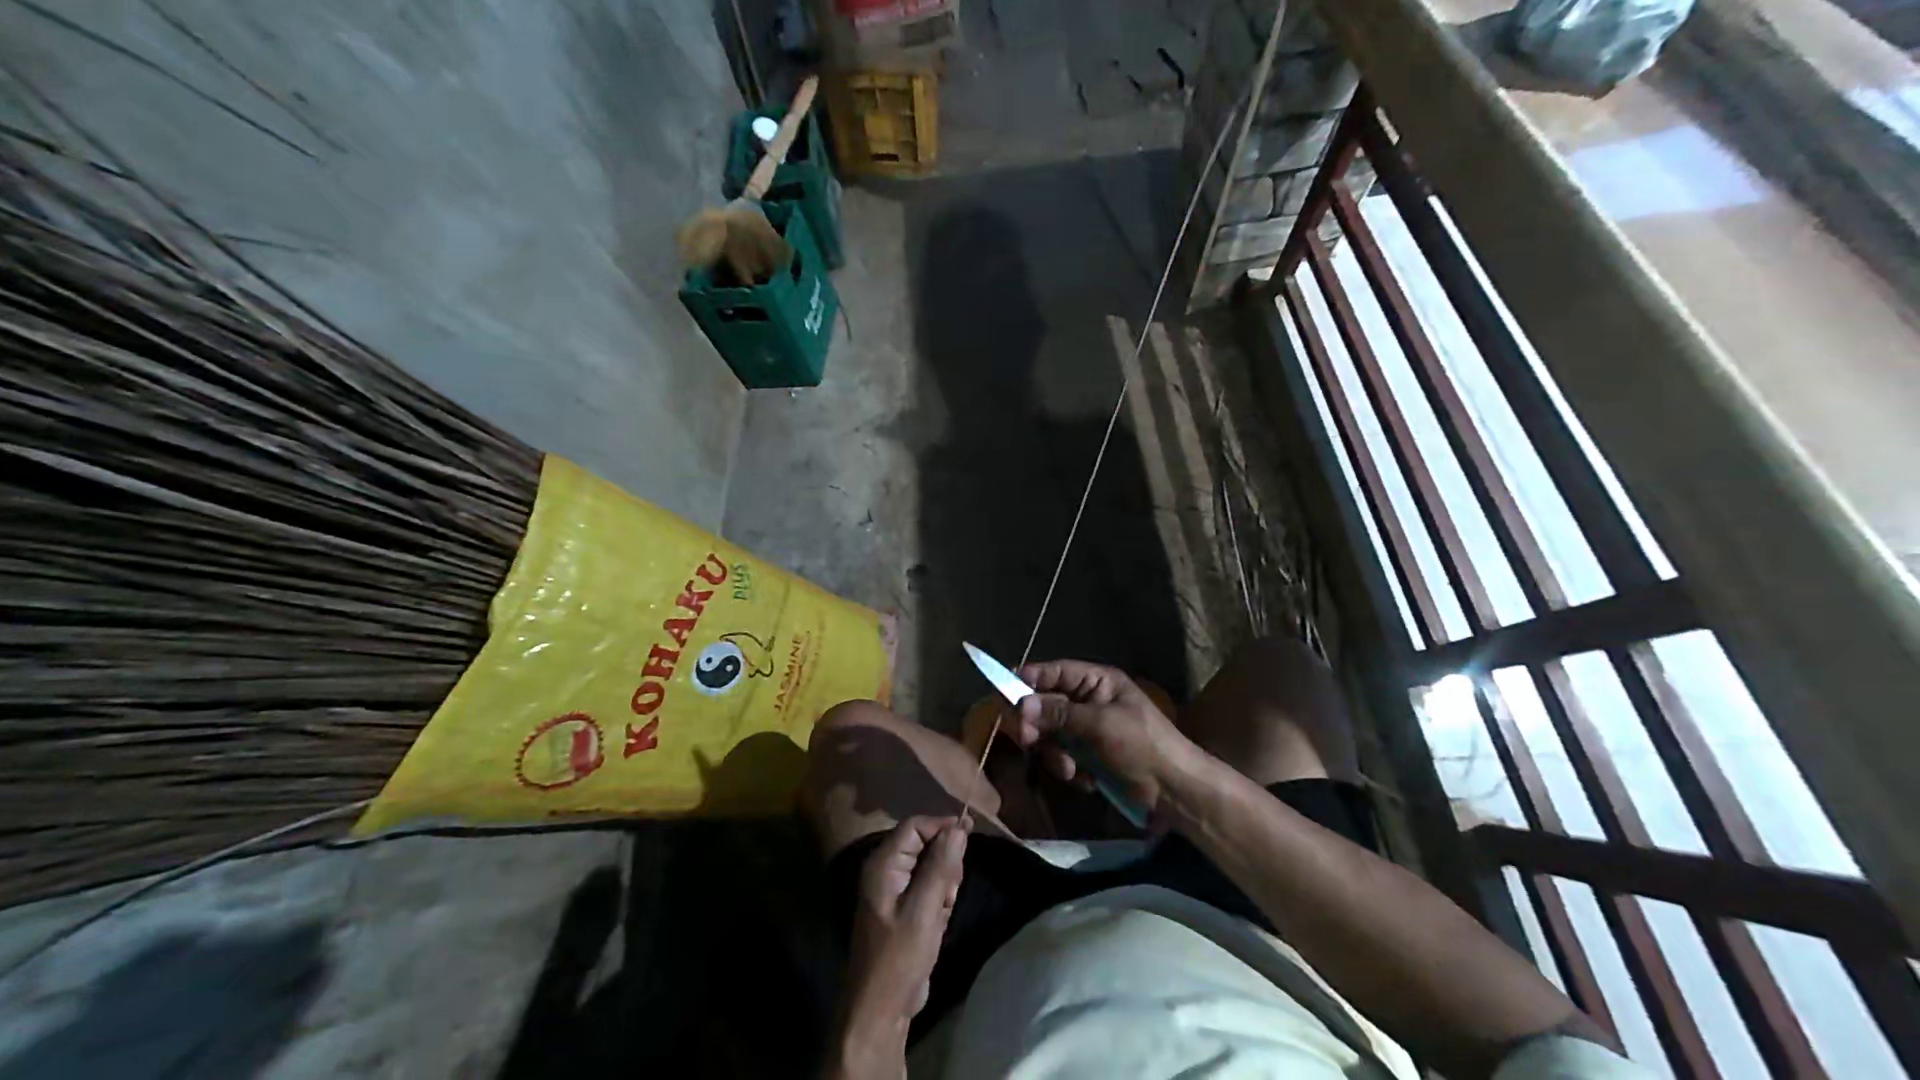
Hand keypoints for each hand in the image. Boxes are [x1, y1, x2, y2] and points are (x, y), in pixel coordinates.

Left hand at [831, 816, 968, 1078]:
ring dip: (943, 886)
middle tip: (949, 893)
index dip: (942, 825)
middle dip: (944, 864)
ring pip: (930, 868)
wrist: (880, 1009)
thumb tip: (958, 827)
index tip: (971, 832)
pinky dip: (938, 901)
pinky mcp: (902, 910)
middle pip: (924, 845)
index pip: (915, 826)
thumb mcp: (925, 909)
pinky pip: (928, 890)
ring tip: (941, 913)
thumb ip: (941, 866)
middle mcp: (885, 871)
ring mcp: (893, 891)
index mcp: (883, 864)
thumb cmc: (900, 956)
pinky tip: (938, 924)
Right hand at [1009, 659, 1203, 817]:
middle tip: (1029, 740)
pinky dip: (1070, 769)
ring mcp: (1088, 731)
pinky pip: (1063, 757)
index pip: (1055, 672)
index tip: (1003, 691)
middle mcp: (1089, 702)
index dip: (1028, 679)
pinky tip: (1086, 780)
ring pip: (1050, 735)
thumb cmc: (1143, 745)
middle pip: (1045, 705)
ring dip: (1055, 754)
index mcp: (1098, 683)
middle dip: (1039, 726)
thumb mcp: (1101, 725)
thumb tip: (1020, 704)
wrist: (1175, 790)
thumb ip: (1059, 714)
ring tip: (1071, 770)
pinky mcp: (1089, 757)